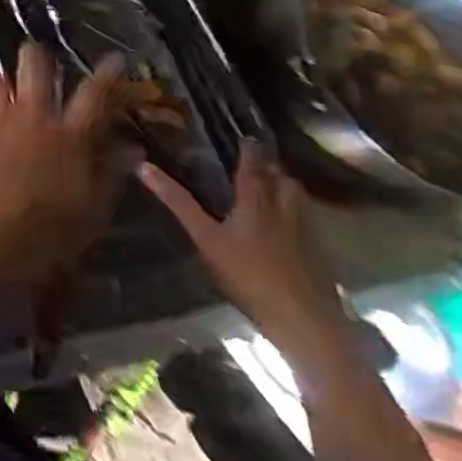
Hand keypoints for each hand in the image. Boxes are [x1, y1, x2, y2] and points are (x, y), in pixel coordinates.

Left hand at [0, 45, 129, 289]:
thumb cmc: (30, 232)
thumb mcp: (84, 215)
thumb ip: (108, 177)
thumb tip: (132, 150)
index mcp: (70, 139)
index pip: (96, 98)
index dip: (107, 76)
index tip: (112, 59)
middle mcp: (32, 113)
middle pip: (38, 65)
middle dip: (36, 58)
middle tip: (33, 62)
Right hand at [139, 146, 345, 342]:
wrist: (305, 323)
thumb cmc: (248, 274)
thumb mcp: (205, 238)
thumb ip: (177, 203)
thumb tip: (143, 166)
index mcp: (258, 206)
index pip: (253, 171)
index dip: (250, 153)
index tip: (248, 137)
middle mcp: (287, 215)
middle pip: (285, 184)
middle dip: (274, 170)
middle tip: (259, 162)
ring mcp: (307, 238)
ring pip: (300, 204)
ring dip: (286, 190)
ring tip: (272, 188)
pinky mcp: (318, 259)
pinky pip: (307, 224)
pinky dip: (294, 214)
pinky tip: (283, 227)